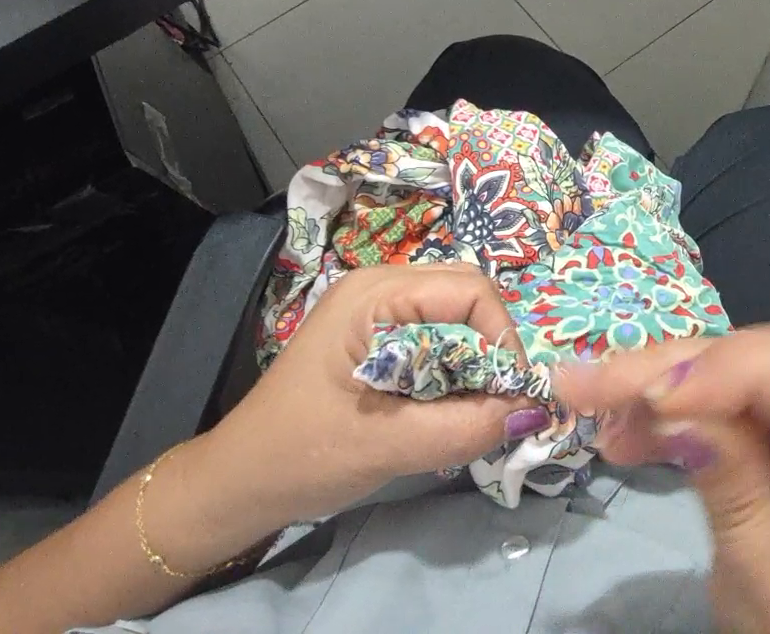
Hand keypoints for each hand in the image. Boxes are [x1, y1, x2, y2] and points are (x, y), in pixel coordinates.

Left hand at [200, 263, 536, 529]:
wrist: (237, 483)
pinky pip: (437, 332)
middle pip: (467, 293)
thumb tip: (532, 411)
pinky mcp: (377, 332)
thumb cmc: (302, 456)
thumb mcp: (386, 446)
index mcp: (374, 294)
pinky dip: (457, 365)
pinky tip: (449, 402)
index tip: (513, 396)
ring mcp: (376, 307)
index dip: (503, 338)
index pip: (469, 290)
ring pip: (456, 314)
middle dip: (494, 346)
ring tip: (477, 406)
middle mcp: (379, 285)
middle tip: (500, 402)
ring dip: (477, 357)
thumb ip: (463, 427)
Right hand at [555, 323, 769, 633]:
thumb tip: (673, 405)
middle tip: (592, 389)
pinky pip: (741, 378)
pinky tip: (632, 423)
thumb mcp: (766, 591)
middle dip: (682, 364)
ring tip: (599, 411)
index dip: (743, 365)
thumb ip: (733, 495)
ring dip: (668, 376)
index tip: (656, 396)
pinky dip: (681, 392)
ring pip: (750, 356)